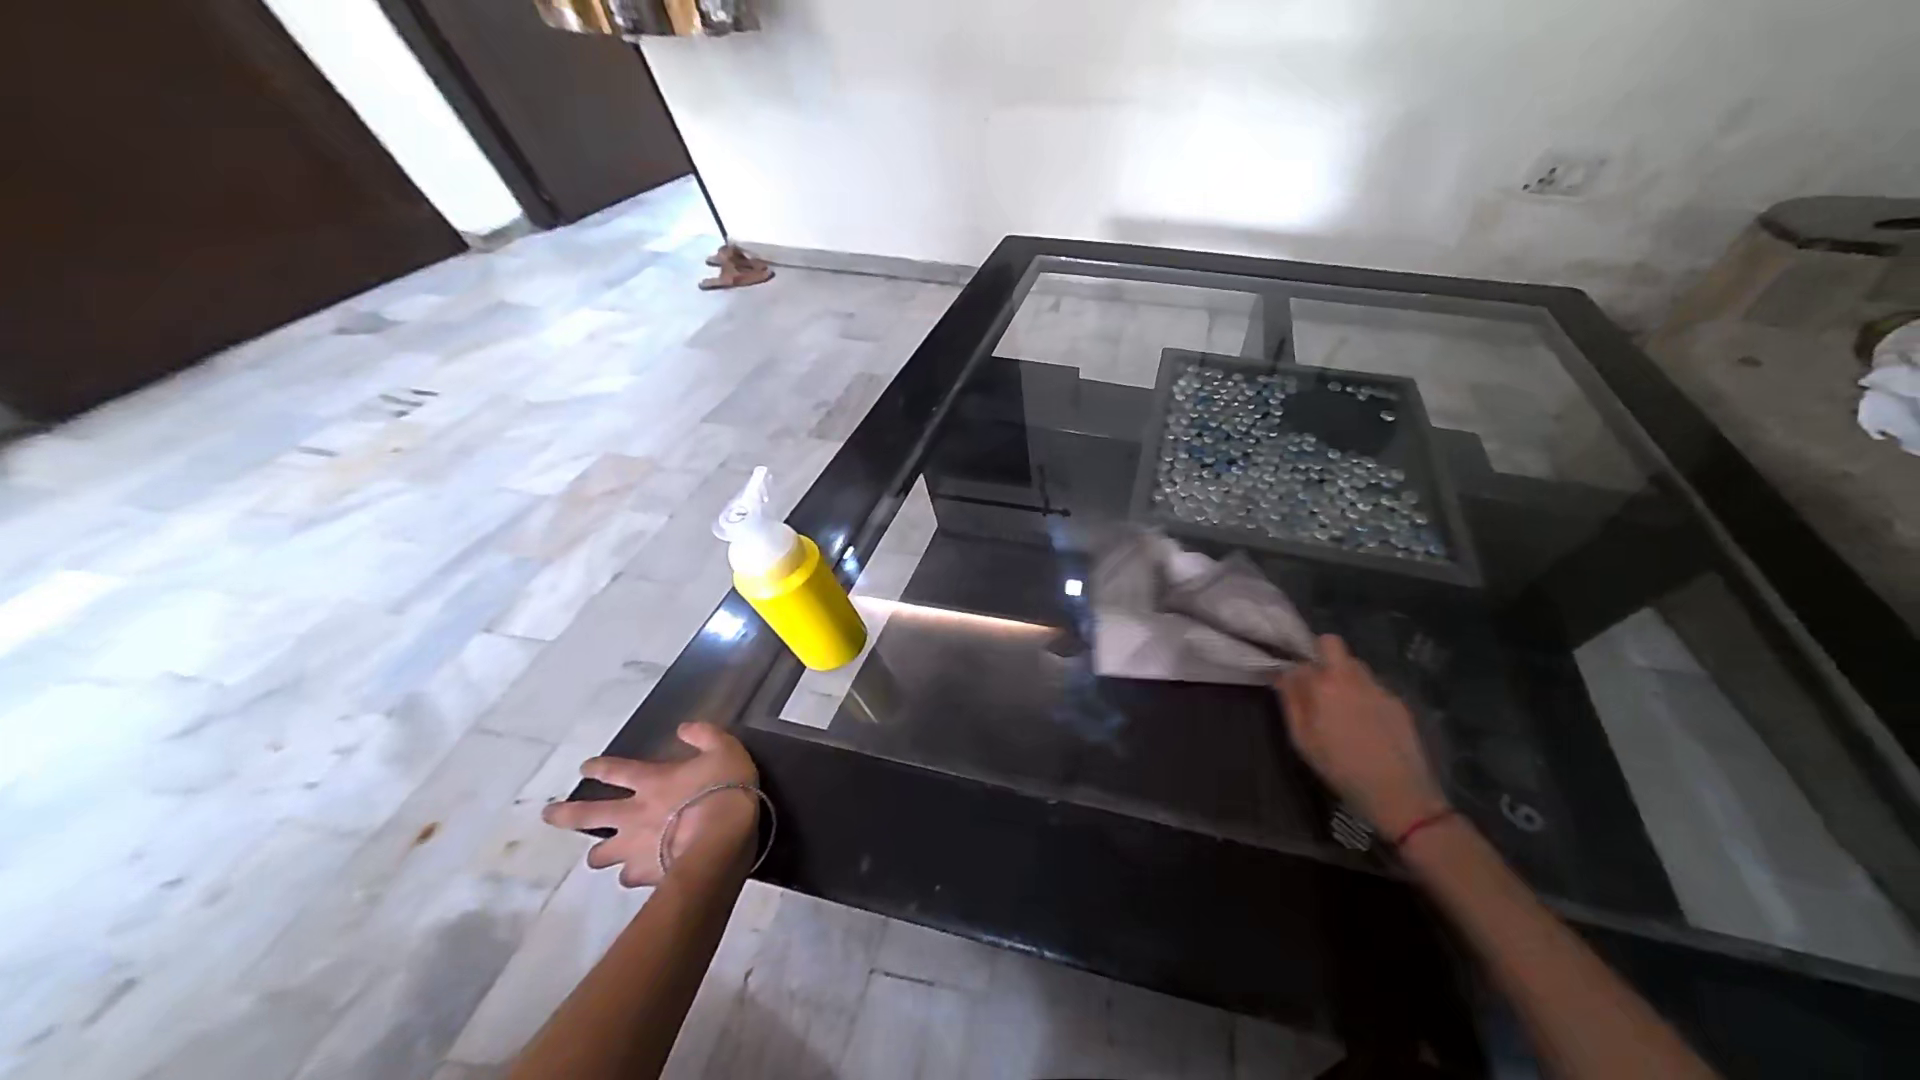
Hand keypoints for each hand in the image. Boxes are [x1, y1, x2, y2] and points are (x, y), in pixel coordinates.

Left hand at [540, 722, 759, 887]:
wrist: (722, 838)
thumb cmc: (725, 788)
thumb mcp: (724, 749)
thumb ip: (704, 735)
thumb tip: (684, 728)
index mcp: (650, 781)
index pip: (614, 770)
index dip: (597, 767)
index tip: (584, 768)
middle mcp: (632, 814)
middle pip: (588, 815)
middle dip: (565, 814)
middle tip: (548, 815)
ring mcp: (634, 847)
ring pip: (600, 855)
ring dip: (600, 854)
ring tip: (600, 857)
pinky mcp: (645, 874)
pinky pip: (628, 878)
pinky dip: (630, 875)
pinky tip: (636, 876)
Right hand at [1275, 635, 1448, 838]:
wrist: (1398, 793)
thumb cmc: (1339, 768)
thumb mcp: (1302, 739)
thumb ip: (1291, 701)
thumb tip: (1283, 675)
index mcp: (1325, 684)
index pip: (1301, 658)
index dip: (1293, 667)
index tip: (1290, 682)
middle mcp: (1353, 677)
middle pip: (1333, 645)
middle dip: (1321, 655)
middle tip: (1316, 684)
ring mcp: (1380, 688)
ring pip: (1356, 665)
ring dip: (1344, 676)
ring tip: (1342, 707)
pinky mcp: (1399, 703)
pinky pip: (1374, 687)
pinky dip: (1364, 695)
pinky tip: (1365, 724)